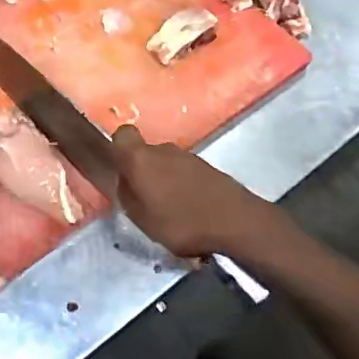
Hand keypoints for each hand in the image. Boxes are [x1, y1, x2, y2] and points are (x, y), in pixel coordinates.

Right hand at [111, 125, 283, 257]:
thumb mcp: (140, 218)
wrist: (238, 223)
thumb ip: (127, 196)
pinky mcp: (209, 168)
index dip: (119, 148)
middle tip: (146, 199)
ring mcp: (188, 157)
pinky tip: (192, 211)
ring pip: (166, 164)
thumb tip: (125, 182)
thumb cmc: (181, 221)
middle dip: (143, 171)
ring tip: (171, 210)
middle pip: (145, 153)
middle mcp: (162, 149)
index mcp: (139, 157)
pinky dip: (184, 187)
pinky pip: (185, 174)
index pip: (122, 134)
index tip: (121, 170)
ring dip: (165, 181)